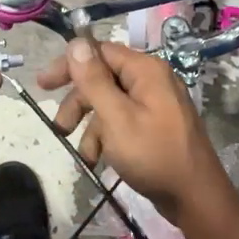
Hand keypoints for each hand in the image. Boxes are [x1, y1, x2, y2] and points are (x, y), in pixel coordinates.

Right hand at [38, 39, 238, 223]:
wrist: (194, 196)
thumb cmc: (153, 154)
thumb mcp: (116, 118)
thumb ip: (94, 80)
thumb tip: (76, 42)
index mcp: (146, 70)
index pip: (100, 52)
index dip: (69, 65)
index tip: (43, 85)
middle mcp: (152, 80)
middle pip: (103, 79)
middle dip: (79, 103)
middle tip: (61, 127)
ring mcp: (156, 104)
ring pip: (110, 104)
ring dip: (92, 128)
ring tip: (86, 155)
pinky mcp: (156, 127)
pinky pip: (124, 122)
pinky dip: (108, 138)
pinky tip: (101, 160)